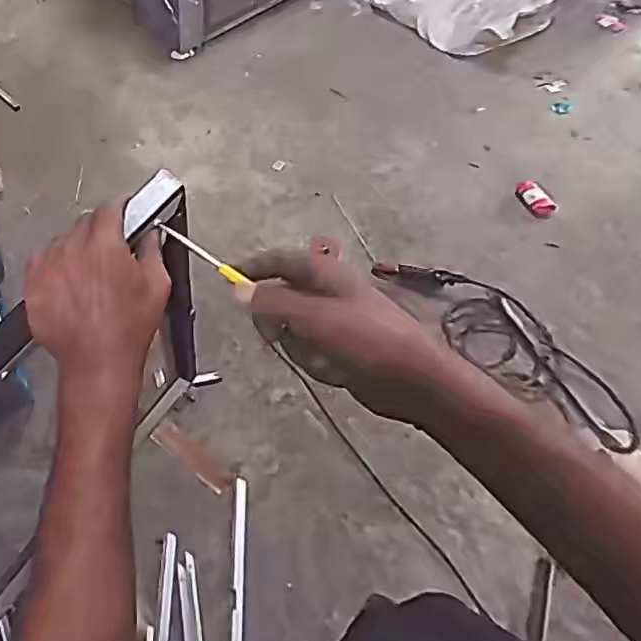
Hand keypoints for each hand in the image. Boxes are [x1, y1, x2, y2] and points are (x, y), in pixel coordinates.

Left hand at [26, 203, 170, 416]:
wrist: (97, 363)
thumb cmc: (126, 330)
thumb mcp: (157, 286)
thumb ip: (153, 251)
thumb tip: (151, 236)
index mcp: (105, 245)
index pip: (110, 209)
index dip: (120, 208)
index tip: (124, 212)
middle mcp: (73, 250)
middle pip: (85, 222)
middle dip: (99, 230)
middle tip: (111, 249)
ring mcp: (50, 267)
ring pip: (63, 241)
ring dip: (76, 248)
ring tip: (89, 272)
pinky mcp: (34, 285)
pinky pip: (42, 261)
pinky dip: (55, 266)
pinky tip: (68, 283)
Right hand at [239, 240, 472, 423]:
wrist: (413, 379)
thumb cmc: (367, 338)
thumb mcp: (314, 317)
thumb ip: (272, 303)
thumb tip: (238, 289)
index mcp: (324, 273)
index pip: (278, 261)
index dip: (252, 267)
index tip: (227, 277)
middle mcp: (326, 293)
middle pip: (279, 300)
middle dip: (278, 323)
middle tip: (280, 335)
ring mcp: (332, 322)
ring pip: (291, 332)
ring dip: (301, 349)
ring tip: (324, 358)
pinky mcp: (338, 348)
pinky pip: (308, 353)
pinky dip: (316, 363)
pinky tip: (336, 370)